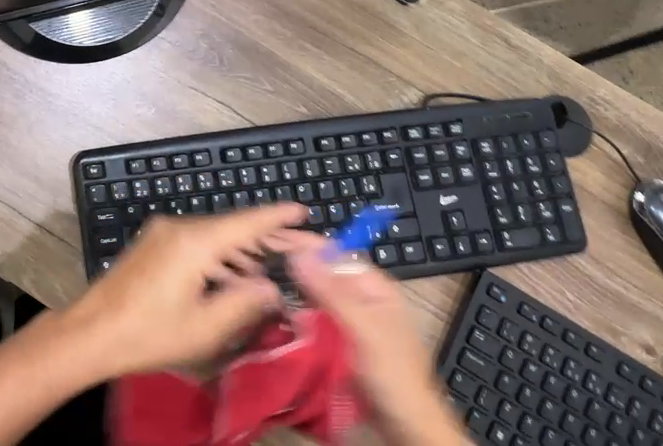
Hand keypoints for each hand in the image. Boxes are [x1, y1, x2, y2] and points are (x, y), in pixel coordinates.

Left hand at [61, 203, 306, 380]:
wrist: (92, 331)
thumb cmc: (150, 333)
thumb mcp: (205, 328)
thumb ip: (244, 303)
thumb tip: (271, 287)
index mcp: (193, 242)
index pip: (245, 223)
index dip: (277, 217)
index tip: (304, 211)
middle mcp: (178, 227)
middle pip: (232, 228)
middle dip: (268, 238)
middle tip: (304, 248)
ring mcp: (162, 234)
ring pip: (214, 236)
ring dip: (244, 250)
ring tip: (276, 267)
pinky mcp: (153, 245)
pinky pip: (196, 243)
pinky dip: (221, 256)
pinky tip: (236, 274)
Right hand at [268, 230, 466, 445]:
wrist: (407, 431)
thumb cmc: (394, 378)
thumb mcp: (363, 330)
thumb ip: (330, 292)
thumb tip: (297, 252)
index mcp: (374, 287)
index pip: (333, 253)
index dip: (301, 242)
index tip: (267, 236)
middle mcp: (360, 299)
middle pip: (320, 272)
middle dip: (291, 264)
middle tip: (255, 258)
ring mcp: (348, 322)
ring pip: (313, 295)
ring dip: (290, 288)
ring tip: (257, 280)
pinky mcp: (337, 343)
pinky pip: (311, 319)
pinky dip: (294, 314)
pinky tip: (274, 312)